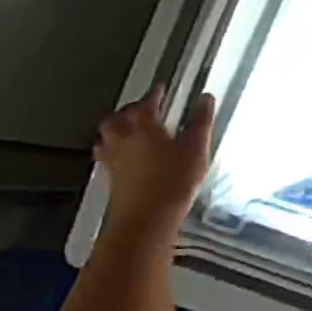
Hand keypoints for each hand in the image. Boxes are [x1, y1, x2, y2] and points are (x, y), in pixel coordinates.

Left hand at [93, 85, 213, 239]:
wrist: (145, 221)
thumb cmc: (173, 182)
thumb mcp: (196, 150)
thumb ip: (200, 123)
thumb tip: (205, 98)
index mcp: (143, 128)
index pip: (146, 104)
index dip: (154, 94)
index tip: (160, 89)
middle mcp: (123, 140)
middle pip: (117, 118)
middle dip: (129, 110)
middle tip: (142, 108)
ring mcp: (113, 160)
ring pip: (107, 136)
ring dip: (115, 128)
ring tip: (127, 129)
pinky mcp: (110, 179)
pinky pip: (106, 154)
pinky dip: (112, 148)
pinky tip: (124, 156)